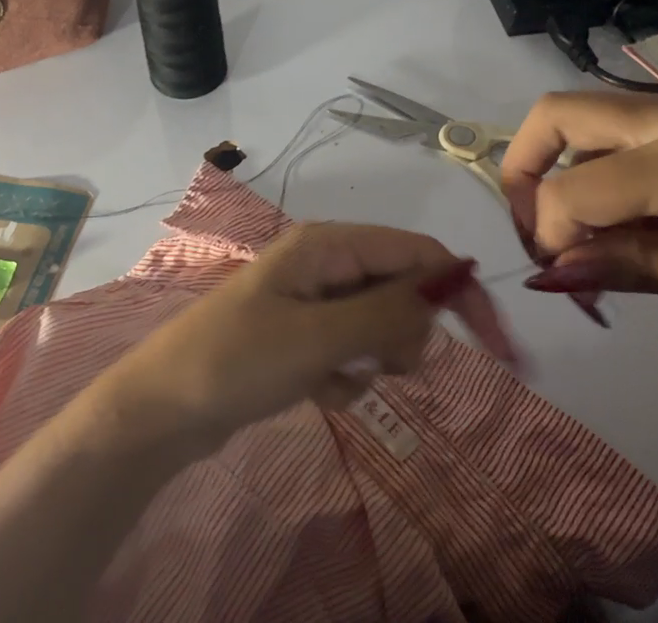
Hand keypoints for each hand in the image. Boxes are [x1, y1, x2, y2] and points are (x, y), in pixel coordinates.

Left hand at [93, 223, 514, 456]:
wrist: (161, 412)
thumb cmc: (237, 362)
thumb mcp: (319, 336)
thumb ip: (389, 310)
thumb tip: (450, 281)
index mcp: (326, 245)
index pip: (417, 252)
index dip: (458, 291)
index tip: (497, 345)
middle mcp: (321, 264)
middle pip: (401, 288)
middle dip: (407, 332)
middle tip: (384, 366)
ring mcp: (308, 303)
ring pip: (378, 325)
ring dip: (375, 358)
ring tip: (342, 380)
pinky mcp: (298, 340)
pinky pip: (349, 353)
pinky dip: (346, 377)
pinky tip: (319, 394)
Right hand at [499, 91, 657, 339]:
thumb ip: (641, 267)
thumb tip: (551, 272)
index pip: (571, 187)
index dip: (545, 235)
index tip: (563, 282)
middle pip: (558, 115)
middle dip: (523, 174)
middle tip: (542, 239)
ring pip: (585, 117)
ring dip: (560, 170)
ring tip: (585, 241)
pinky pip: (624, 131)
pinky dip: (599, 169)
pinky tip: (630, 224)